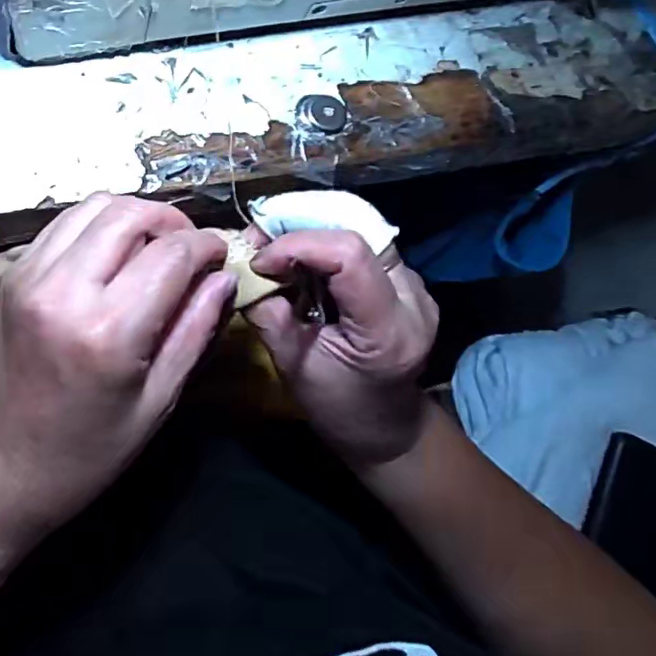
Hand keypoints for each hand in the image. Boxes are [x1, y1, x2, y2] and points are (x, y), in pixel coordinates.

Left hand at [0, 193, 235, 553]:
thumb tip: (224, 276)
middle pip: (130, 214)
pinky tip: (115, 253)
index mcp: (106, 330)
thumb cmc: (86, 452)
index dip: (207, 245)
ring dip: (136, 215)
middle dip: (172, 221)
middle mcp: (63, 288)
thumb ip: (196, 330)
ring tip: (155, 246)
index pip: (171, 254)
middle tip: (190, 249)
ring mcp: (30, 273)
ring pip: (96, 206)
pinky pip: (66, 222)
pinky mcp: (13, 272)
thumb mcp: (157, 402)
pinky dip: (100, 225)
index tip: (221, 255)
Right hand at [244, 230, 438, 467]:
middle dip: (298, 229)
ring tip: (276, 252)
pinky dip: (324, 243)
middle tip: (259, 244)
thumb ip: (269, 316)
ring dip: (310, 233)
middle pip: (354, 232)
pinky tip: (301, 262)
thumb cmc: (339, 408)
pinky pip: (362, 242)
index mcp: (388, 330)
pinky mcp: (405, 278)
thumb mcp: (294, 367)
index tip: (259, 261)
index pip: (349, 255)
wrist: (387, 427)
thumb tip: (241, 270)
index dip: (297, 245)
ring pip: (357, 230)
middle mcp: (412, 298)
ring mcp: (414, 285)